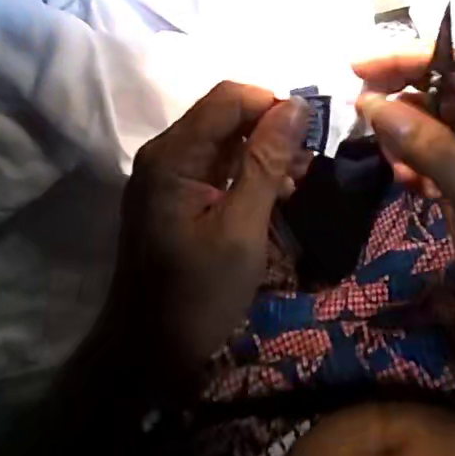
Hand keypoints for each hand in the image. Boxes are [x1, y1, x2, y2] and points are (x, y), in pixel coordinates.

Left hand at [103, 82, 311, 385]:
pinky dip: (249, 172)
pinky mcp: (176, 195)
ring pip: (226, 139)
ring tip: (297, 182)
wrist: (144, 357)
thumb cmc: (196, 297)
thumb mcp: (240, 230)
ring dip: (264, 152)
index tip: (310, 137)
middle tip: (307, 165)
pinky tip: (275, 194)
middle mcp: (165, 153)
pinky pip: (218, 165)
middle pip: (226, 115)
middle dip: (271, 130)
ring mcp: (168, 175)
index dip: (272, 105)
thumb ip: (266, 163)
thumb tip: (297, 105)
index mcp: (173, 156)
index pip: (228, 98)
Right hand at [353, 54, 454, 308]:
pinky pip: (420, 146)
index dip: (399, 60)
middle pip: (425, 87)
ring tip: (406, 175)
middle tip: (370, 129)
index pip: (444, 63)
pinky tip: (416, 189)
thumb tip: (373, 104)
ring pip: (417, 119)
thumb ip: (427, 145)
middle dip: (397, 109)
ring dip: (401, 143)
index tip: (357, 71)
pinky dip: (409, 163)